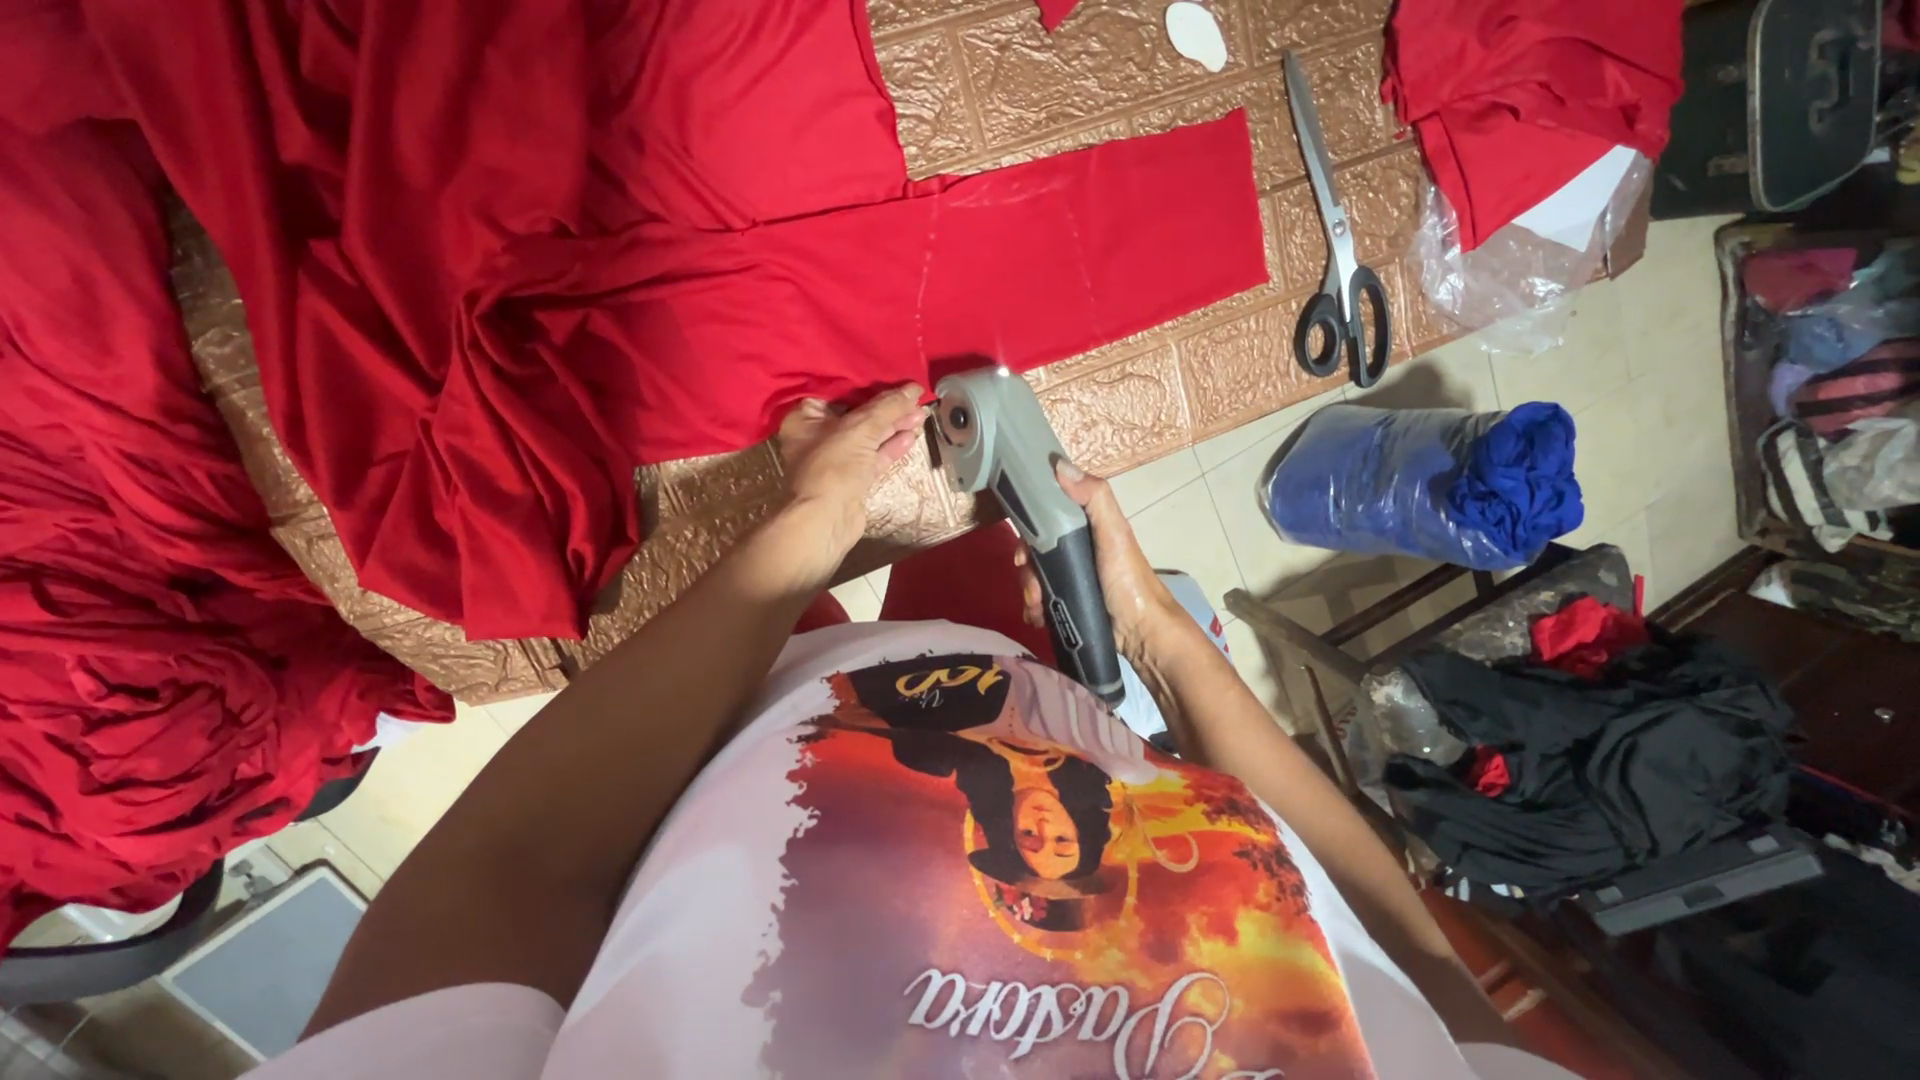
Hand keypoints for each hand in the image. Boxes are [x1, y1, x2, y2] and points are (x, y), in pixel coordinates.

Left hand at [776, 384, 927, 560]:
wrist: (825, 521)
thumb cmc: (833, 466)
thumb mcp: (860, 428)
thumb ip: (888, 407)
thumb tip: (914, 388)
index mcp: (805, 419)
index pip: (838, 393)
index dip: (866, 386)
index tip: (892, 379)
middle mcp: (816, 438)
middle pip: (856, 416)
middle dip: (886, 409)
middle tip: (915, 399)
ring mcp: (834, 461)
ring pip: (867, 438)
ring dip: (893, 427)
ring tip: (920, 414)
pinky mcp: (851, 480)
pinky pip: (873, 457)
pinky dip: (890, 447)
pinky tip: (911, 436)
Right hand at [1014, 460, 1184, 664]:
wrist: (1140, 633)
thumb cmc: (1128, 579)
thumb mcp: (1114, 533)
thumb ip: (1094, 498)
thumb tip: (1059, 465)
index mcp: (1086, 527)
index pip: (1046, 516)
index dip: (1029, 528)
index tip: (1023, 548)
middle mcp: (1076, 549)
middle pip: (1034, 550)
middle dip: (1027, 570)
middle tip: (1032, 587)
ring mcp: (1071, 578)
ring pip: (1034, 577)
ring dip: (1028, 592)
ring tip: (1037, 607)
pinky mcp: (1068, 603)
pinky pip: (1039, 601)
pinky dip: (1034, 608)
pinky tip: (1038, 617)